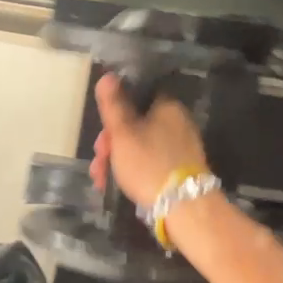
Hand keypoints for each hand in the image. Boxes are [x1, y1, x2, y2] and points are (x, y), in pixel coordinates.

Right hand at [89, 72, 208, 207]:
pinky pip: (150, 163)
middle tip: (99, 163)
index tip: (101, 134)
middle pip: (135, 125)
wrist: (183, 207)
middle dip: (111, 144)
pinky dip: (133, 171)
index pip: (136, 98)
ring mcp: (181, 147)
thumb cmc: (148, 165)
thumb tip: (108, 75)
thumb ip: (113, 105)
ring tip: (101, 180)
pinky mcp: (181, 170)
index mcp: (167, 107)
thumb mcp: (123, 133)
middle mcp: (178, 123)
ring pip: (140, 146)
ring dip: (116, 160)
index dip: (113, 114)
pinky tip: (117, 186)